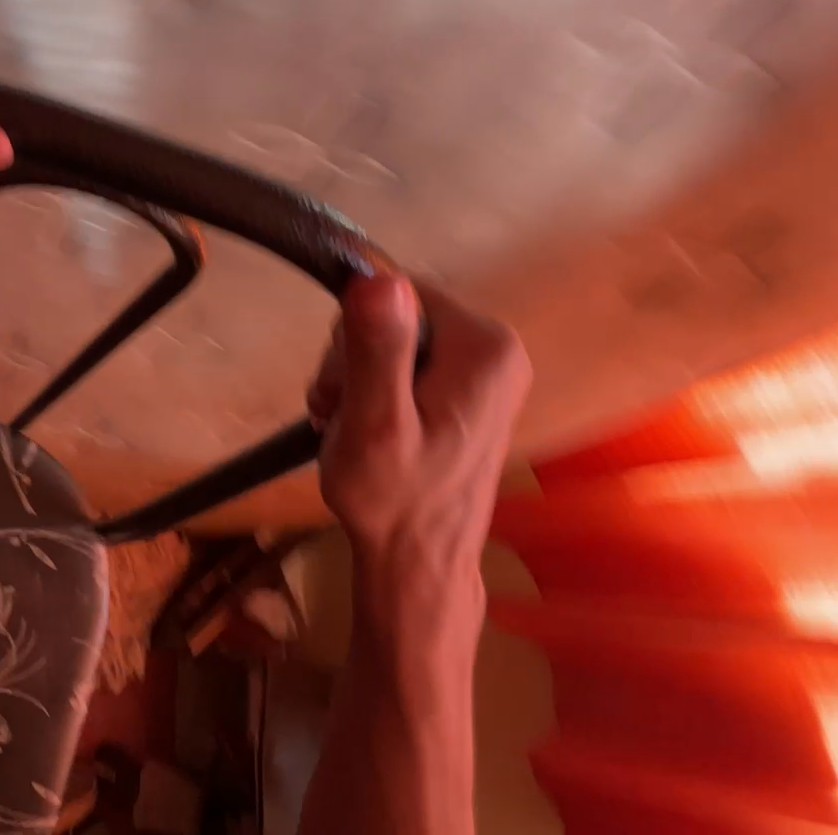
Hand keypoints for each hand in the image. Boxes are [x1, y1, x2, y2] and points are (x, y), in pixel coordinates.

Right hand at [307, 276, 530, 571]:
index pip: (396, 294)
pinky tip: (360, 428)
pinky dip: (370, 393)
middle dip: (352, 362)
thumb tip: (376, 278)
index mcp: (483, 347)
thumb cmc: (391, 496)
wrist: (414, 560)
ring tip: (348, 426)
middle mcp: (495, 349)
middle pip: (393, 318)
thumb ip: (379, 349)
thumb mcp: (375, 421)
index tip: (345, 387)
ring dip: (353, 380)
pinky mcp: (465, 394)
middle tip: (342, 412)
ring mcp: (483, 373)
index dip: (356, 336)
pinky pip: (402, 365)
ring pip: (389, 342)